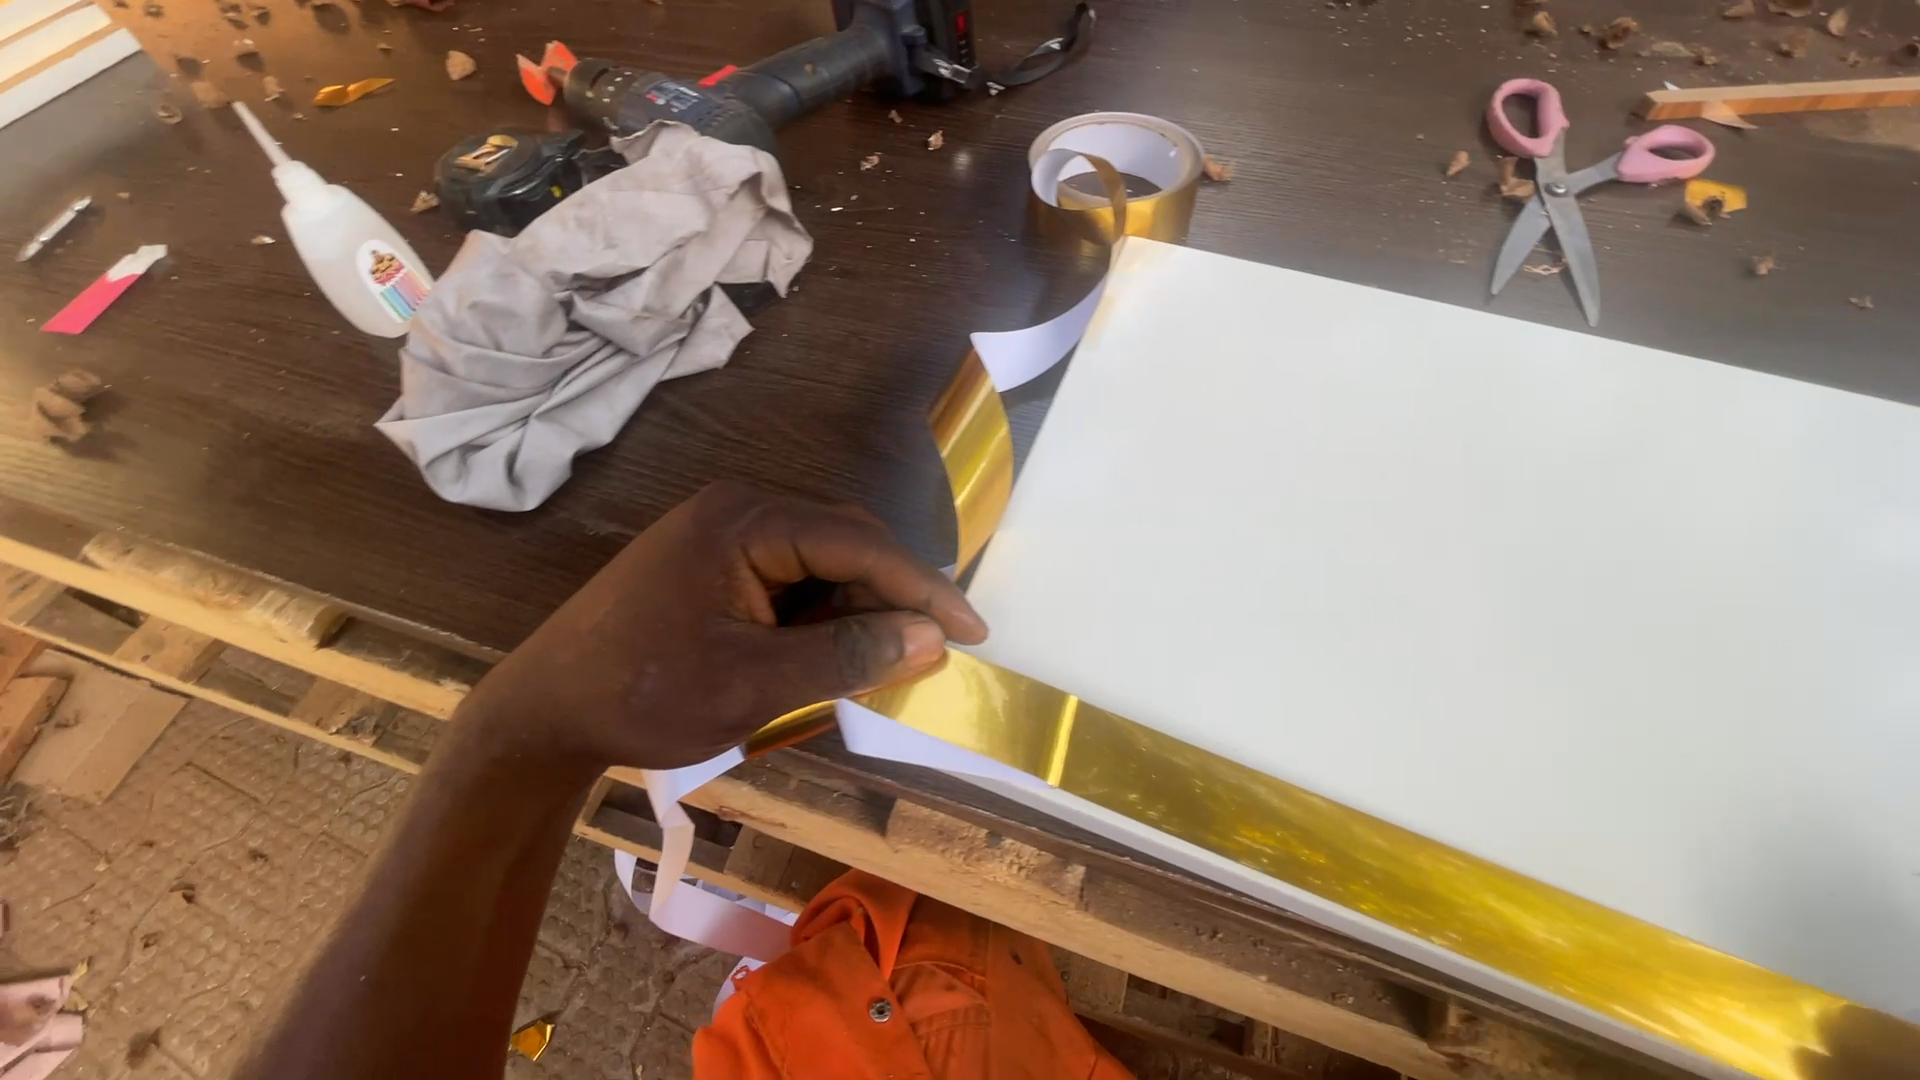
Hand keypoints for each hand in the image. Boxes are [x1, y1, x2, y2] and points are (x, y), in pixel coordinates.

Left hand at [451, 482, 987, 773]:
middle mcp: (741, 509)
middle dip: (894, 595)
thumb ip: (848, 657)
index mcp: (746, 521)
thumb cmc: (643, 696)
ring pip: (825, 560)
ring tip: (887, 658)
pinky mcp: (720, 561)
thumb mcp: (754, 685)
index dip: (924, 587)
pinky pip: (795, 577)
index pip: (860, 542)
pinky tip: (837, 649)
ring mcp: (727, 533)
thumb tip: (933, 639)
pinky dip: (826, 613)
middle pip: (847, 541)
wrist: (542, 713)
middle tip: (933, 650)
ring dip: (861, 606)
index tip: (974, 630)